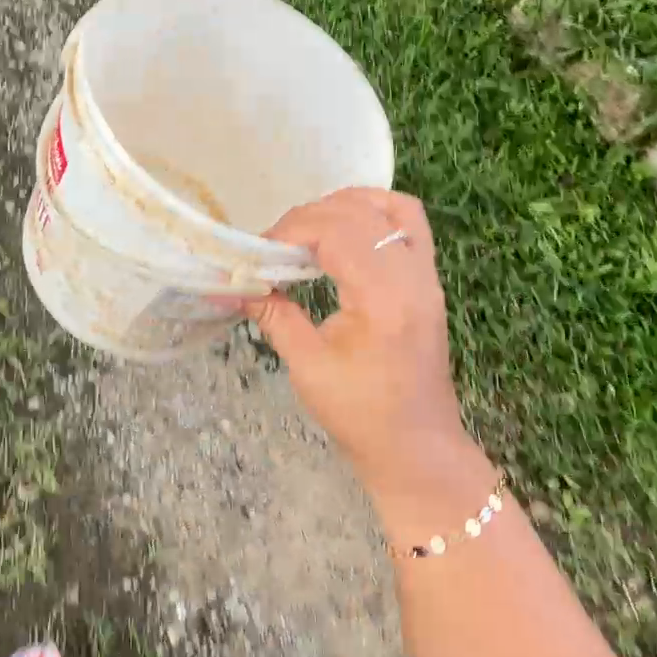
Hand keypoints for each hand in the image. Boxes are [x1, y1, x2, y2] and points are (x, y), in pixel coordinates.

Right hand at [239, 188, 481, 514]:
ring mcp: (426, 274)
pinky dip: (375, 210)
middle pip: (356, 214)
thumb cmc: (361, 415)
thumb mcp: (308, 366)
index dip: (290, 230)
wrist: (417, 449)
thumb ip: (272, 314)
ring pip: (386, 207)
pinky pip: (409, 221)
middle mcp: (411, 275)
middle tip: (273, 247)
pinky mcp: (427, 279)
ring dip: (340, 207)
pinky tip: (345, 226)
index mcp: (383, 298)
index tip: (259, 251)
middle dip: (306, 220)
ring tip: (306, 233)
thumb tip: (228, 285)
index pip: (335, 232)